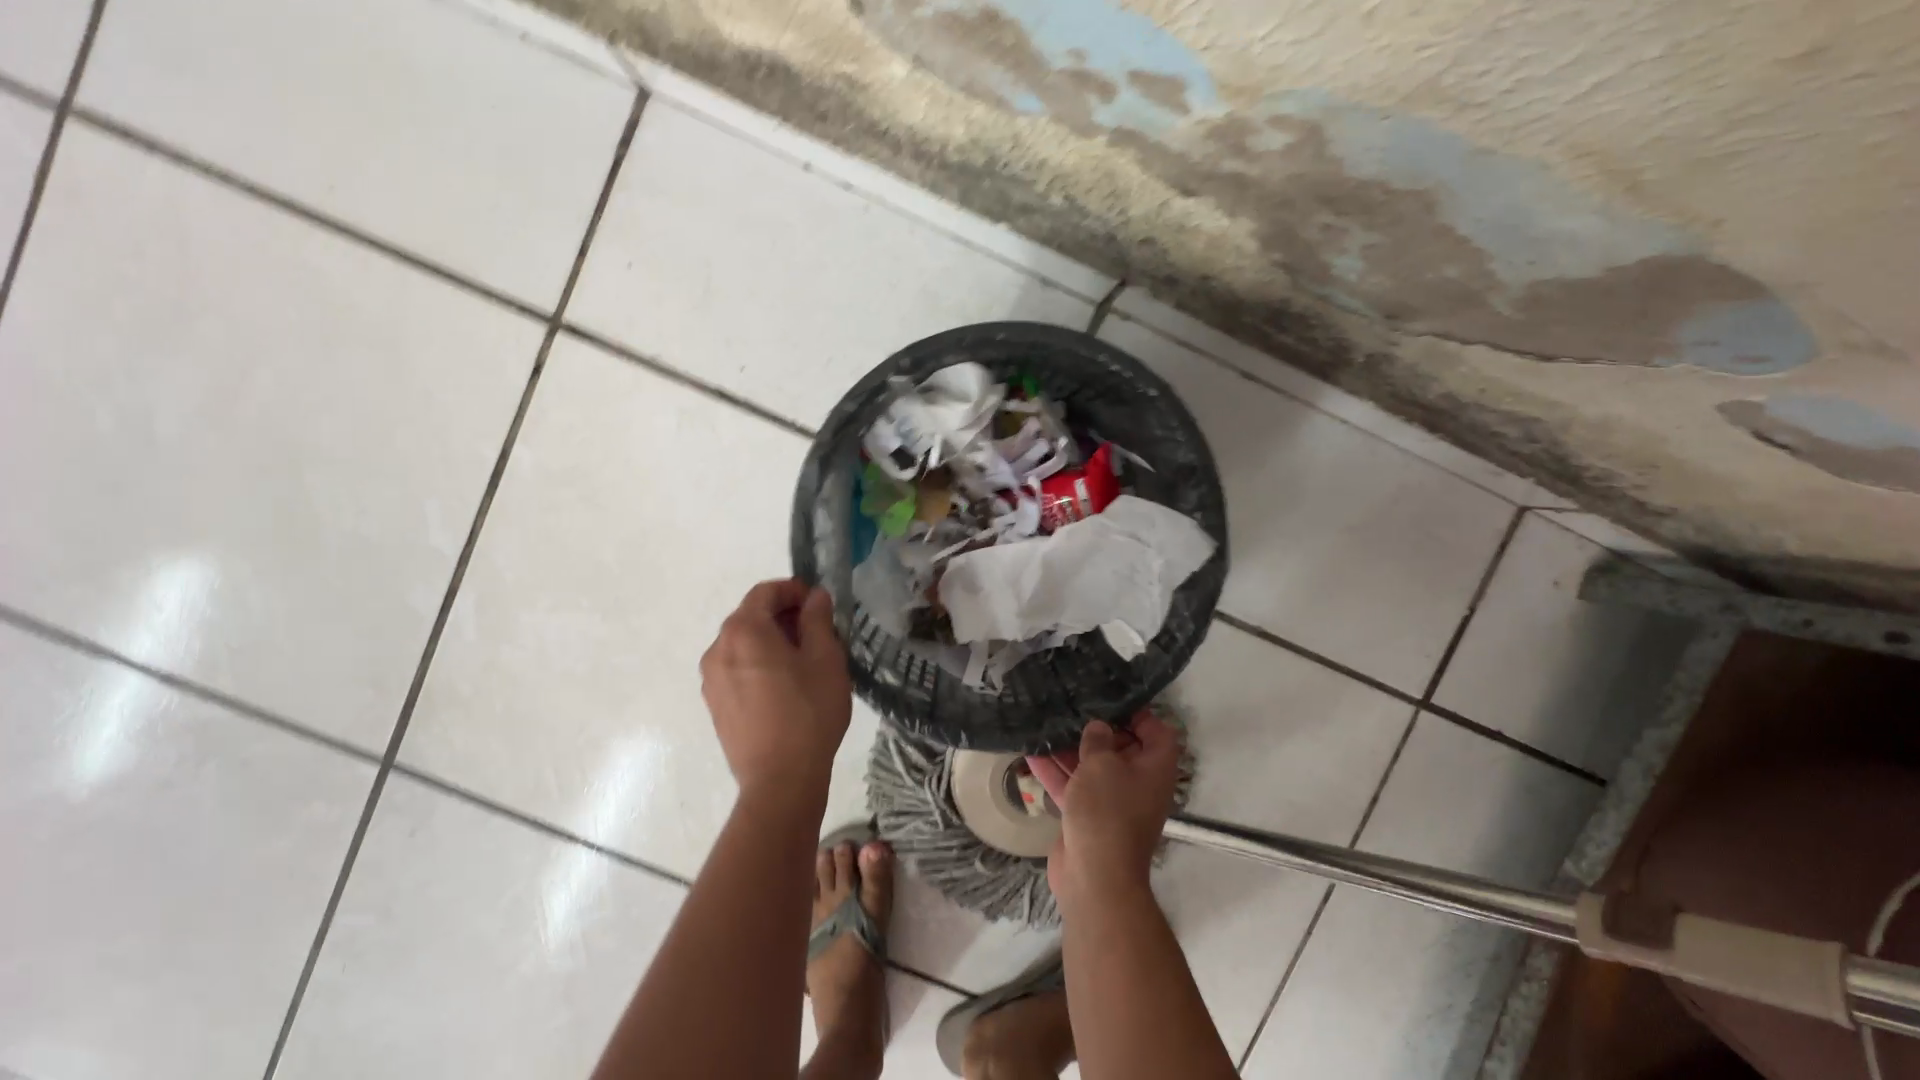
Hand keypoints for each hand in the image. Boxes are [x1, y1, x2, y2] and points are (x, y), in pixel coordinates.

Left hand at [699, 579, 852, 800]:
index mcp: (744, 630)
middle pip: (750, 617)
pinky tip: (784, 688)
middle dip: (782, 616)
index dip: (793, 590)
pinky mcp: (715, 705)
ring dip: (770, 642)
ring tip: (803, 663)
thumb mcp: (825, 660)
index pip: (765, 592)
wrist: (780, 779)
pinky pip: (736, 670)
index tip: (819, 603)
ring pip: (742, 645)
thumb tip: (814, 598)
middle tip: (817, 633)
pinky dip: (758, 665)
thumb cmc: (809, 713)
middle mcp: (718, 648)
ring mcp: (711, 679)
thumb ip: (818, 620)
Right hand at [1027, 711, 1181, 912]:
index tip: (1110, 699)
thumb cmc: (1107, 811)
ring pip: (1092, 768)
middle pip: (1121, 748)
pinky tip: (1031, 752)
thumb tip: (1099, 727)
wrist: (1095, 876)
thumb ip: (1098, 740)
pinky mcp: (1088, 818)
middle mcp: (1138, 783)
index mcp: (1155, 769)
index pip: (1157, 732)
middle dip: (1096, 730)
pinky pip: (1074, 788)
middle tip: (1071, 707)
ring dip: (1070, 749)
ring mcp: (1112, 803)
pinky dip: (1056, 772)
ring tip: (1046, 724)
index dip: (1138, 714)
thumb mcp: (1102, 765)